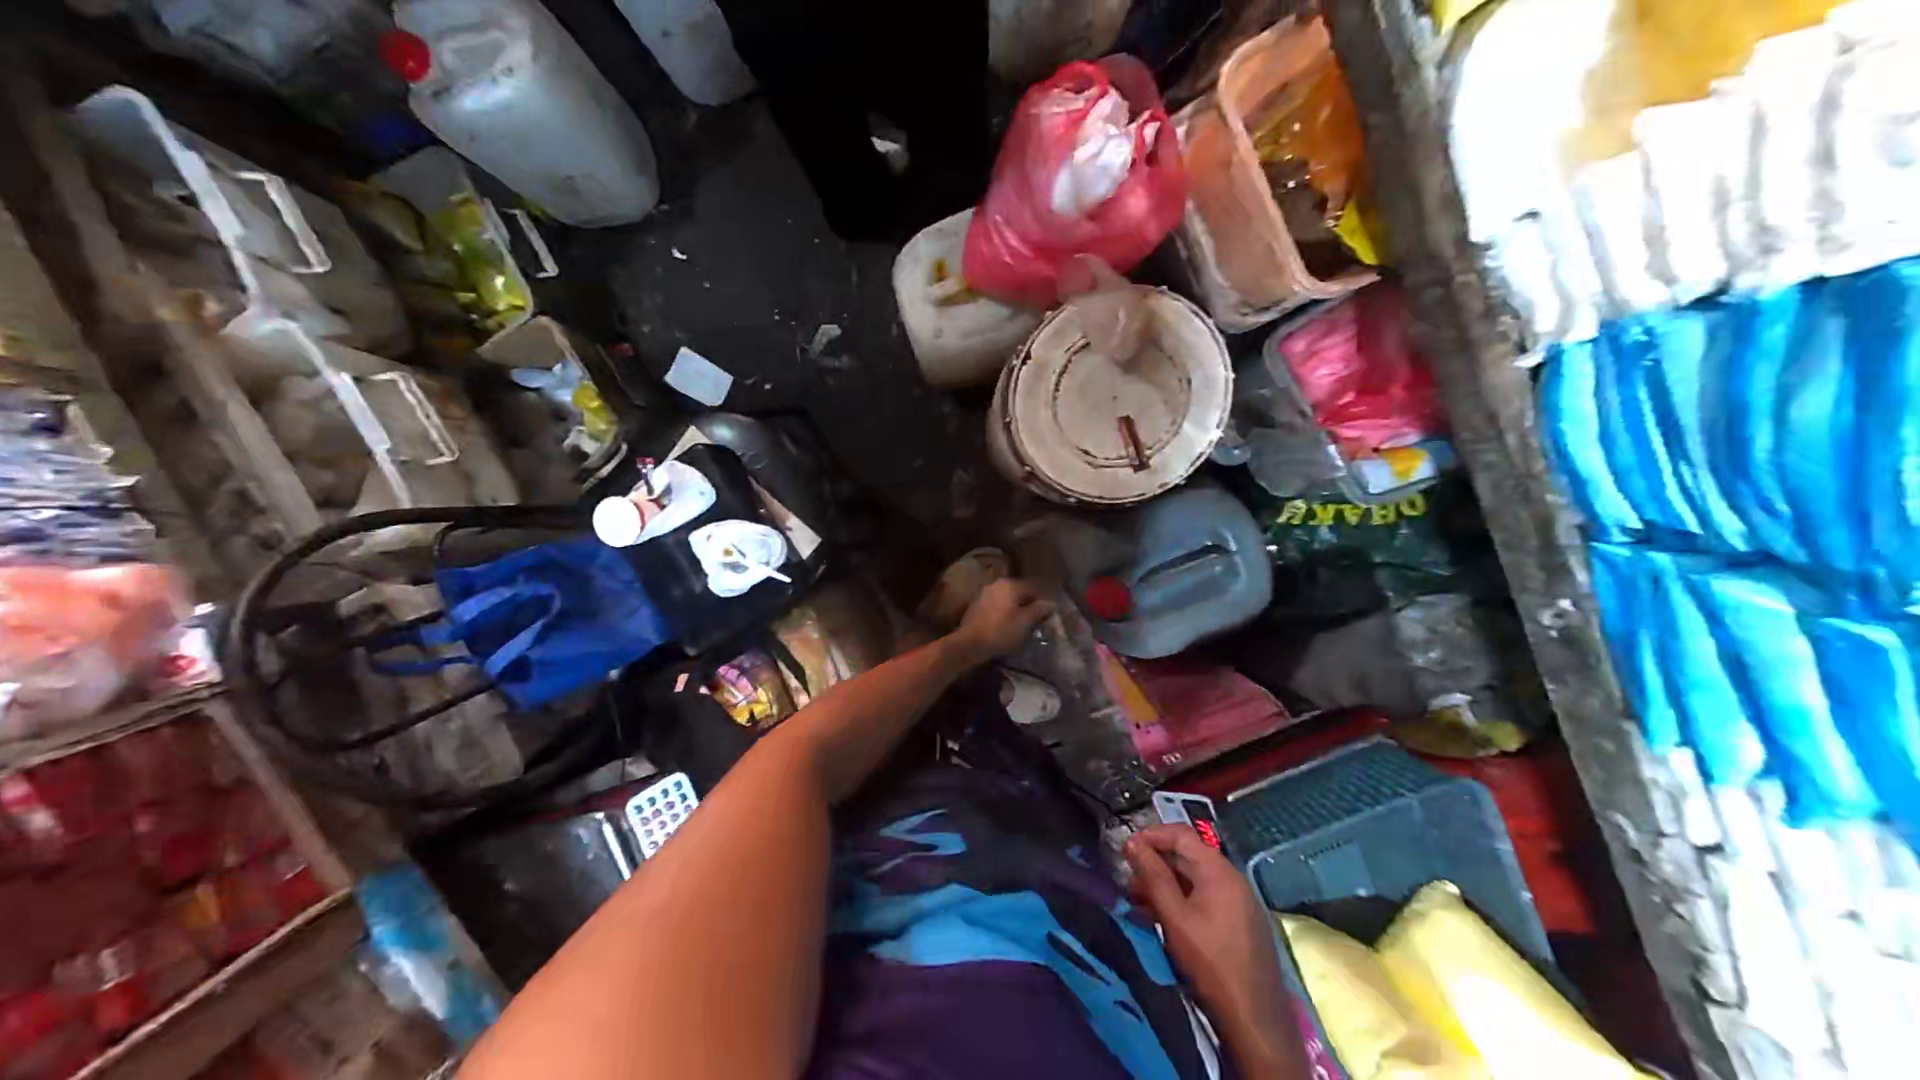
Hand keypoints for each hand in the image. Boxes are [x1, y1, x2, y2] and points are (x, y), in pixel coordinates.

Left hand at [952, 579, 1053, 662]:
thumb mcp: (1025, 622)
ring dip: (1016, 610)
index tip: (1047, 616)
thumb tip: (1050, 603)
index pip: (1034, 588)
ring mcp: (984, 594)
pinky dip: (1004, 614)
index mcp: (1010, 584)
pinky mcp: (977, 606)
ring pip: (1007, 600)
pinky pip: (997, 607)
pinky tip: (1006, 626)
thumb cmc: (1002, 631)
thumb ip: (1040, 609)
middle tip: (1036, 622)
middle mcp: (997, 584)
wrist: (970, 643)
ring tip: (1021, 626)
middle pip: (1020, 593)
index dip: (1043, 602)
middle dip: (1029, 606)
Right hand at [1126, 825, 1304, 1078]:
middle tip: (1128, 880)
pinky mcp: (1241, 920)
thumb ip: (1152, 876)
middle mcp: (1233, 877)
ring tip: (1140, 902)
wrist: (1255, 1018)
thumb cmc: (1210, 962)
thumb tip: (1132, 842)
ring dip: (1166, 884)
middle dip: (1155, 862)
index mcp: (1219, 870)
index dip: (1151, 836)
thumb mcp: (1174, 916)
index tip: (1125, 850)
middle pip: (1188, 855)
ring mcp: (1240, 899)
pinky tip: (1165, 918)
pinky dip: (1183, 899)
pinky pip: (1207, 896)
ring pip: (1196, 878)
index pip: (1181, 834)